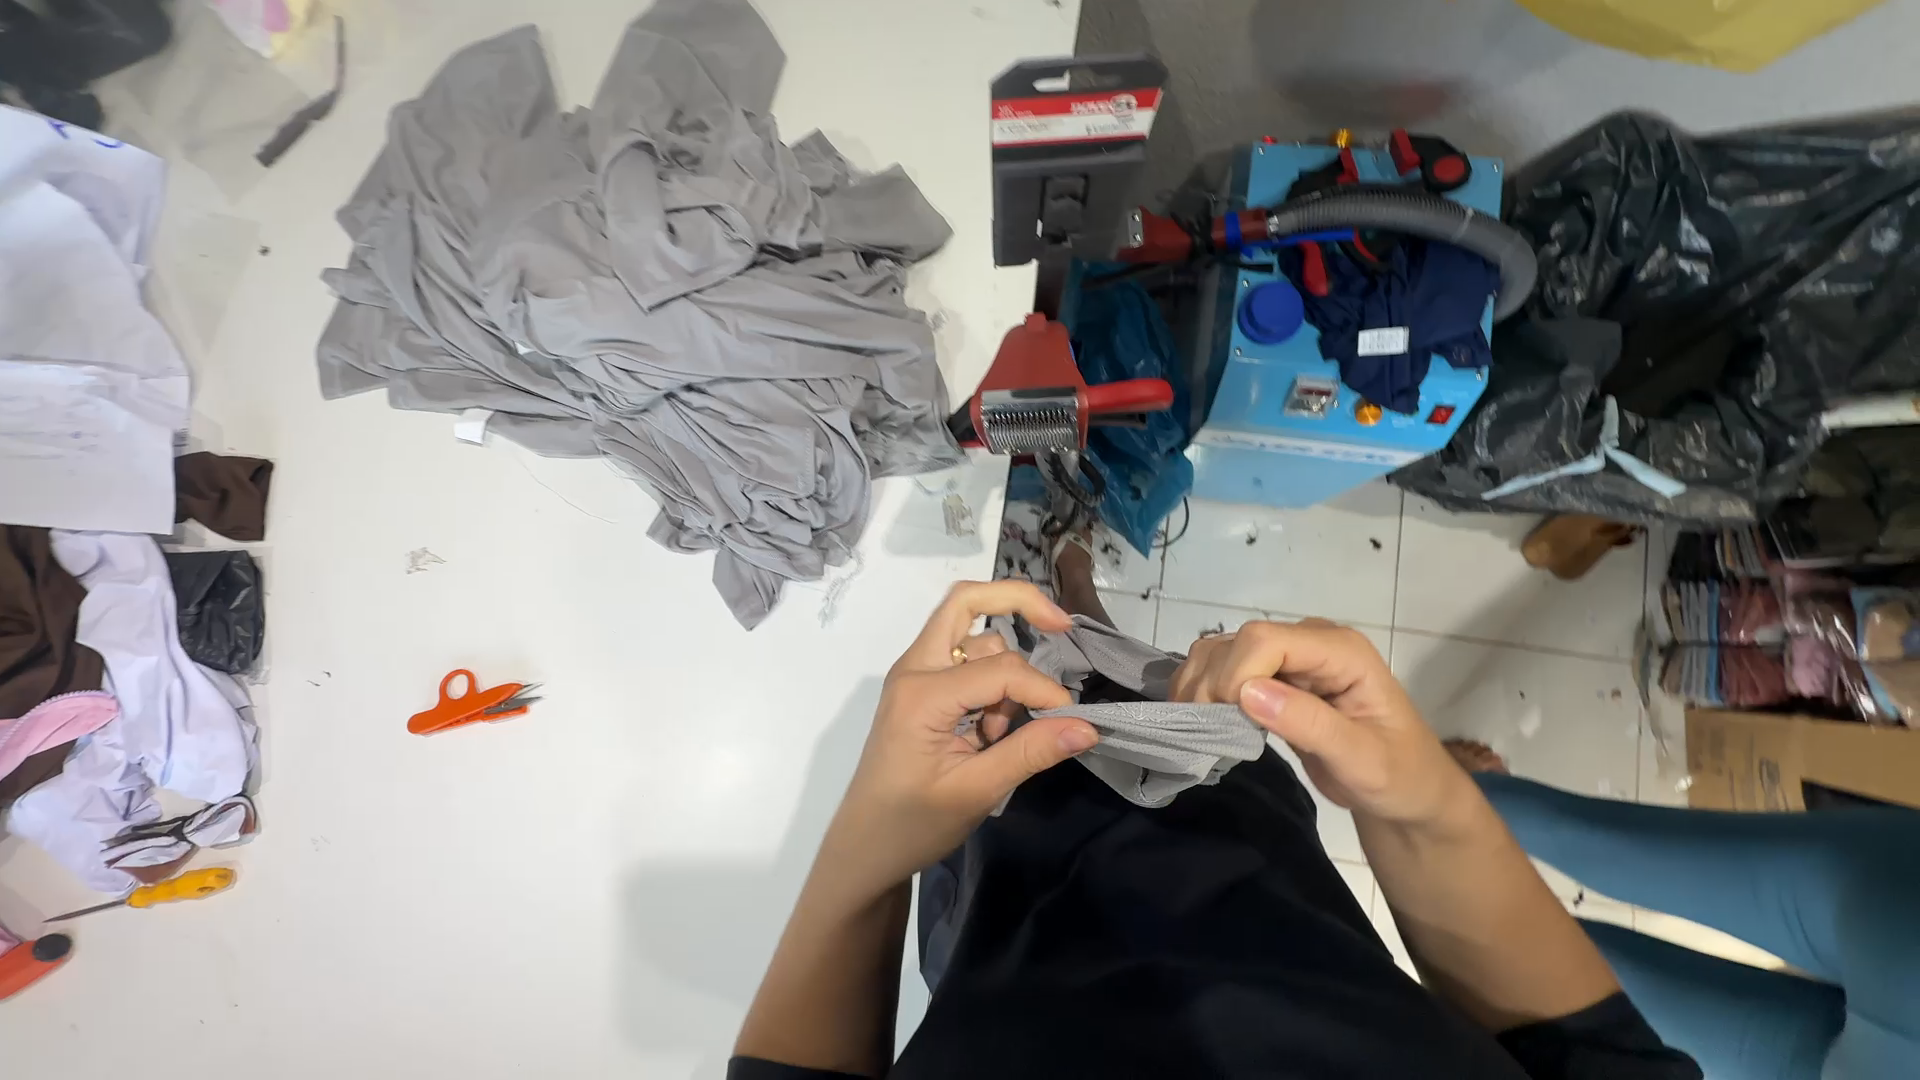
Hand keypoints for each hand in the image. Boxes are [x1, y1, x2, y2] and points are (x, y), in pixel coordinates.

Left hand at [819, 582, 1099, 901]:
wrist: (864, 848)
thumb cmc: (912, 824)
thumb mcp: (976, 792)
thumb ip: (1030, 753)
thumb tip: (1086, 727)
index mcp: (922, 694)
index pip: (1000, 668)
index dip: (1043, 689)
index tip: (1071, 720)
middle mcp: (914, 669)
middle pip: (964, 601)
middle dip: (1017, 601)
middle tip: (1060, 625)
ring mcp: (914, 675)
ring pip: (971, 636)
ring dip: (1001, 668)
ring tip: (998, 733)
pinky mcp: (920, 689)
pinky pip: (964, 661)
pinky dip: (989, 682)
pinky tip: (987, 734)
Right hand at [1169, 619, 1471, 827]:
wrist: (1405, 789)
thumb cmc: (1397, 778)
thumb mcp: (1365, 762)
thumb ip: (1312, 725)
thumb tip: (1248, 693)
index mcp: (1340, 651)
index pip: (1264, 640)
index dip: (1236, 676)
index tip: (1233, 723)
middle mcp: (1308, 641)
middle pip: (1236, 643)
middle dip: (1213, 687)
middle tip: (1213, 736)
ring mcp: (1285, 655)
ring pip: (1218, 651)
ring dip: (1198, 687)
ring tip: (1205, 731)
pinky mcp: (1267, 672)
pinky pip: (1217, 666)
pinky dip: (1198, 689)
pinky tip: (1203, 721)